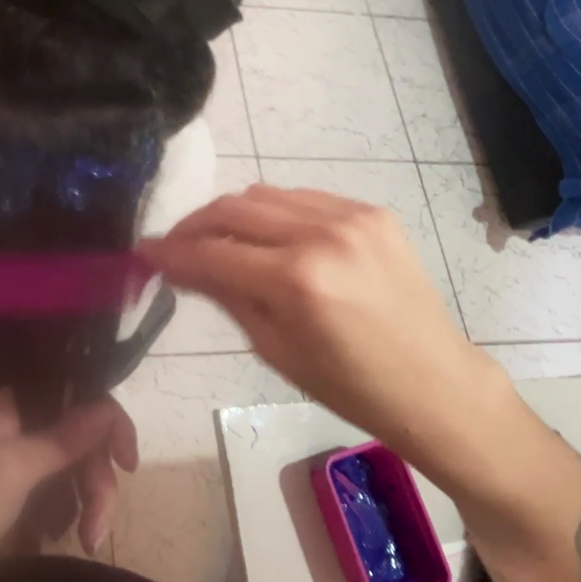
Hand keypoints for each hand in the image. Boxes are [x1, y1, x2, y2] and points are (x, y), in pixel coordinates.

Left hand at [0, 390, 137, 567]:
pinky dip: (58, 513)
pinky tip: (51, 537)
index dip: (111, 425)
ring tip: (81, 540)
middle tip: (97, 528)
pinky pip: (50, 490)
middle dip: (96, 483)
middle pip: (80, 440)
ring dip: (81, 504)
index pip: (81, 396)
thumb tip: (106, 406)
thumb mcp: (18, 468)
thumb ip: (64, 437)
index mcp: (21, 403)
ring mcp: (15, 453)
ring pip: (68, 468)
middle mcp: (22, 421)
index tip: (128, 465)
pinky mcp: (10, 484)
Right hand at [140, 185, 502, 454]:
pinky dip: (275, 213)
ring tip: (218, 239)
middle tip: (174, 245)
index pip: (213, 254)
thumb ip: (225, 295)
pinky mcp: (372, 211)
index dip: (172, 252)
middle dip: (194, 226)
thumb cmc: (350, 386)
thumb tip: (180, 265)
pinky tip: (270, 237)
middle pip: (233, 210)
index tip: (145, 252)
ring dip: (232, 215)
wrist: (435, 383)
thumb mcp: (275, 349)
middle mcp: (323, 235)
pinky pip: (302, 199)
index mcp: (298, 282)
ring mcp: (352, 217)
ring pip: (264, 195)